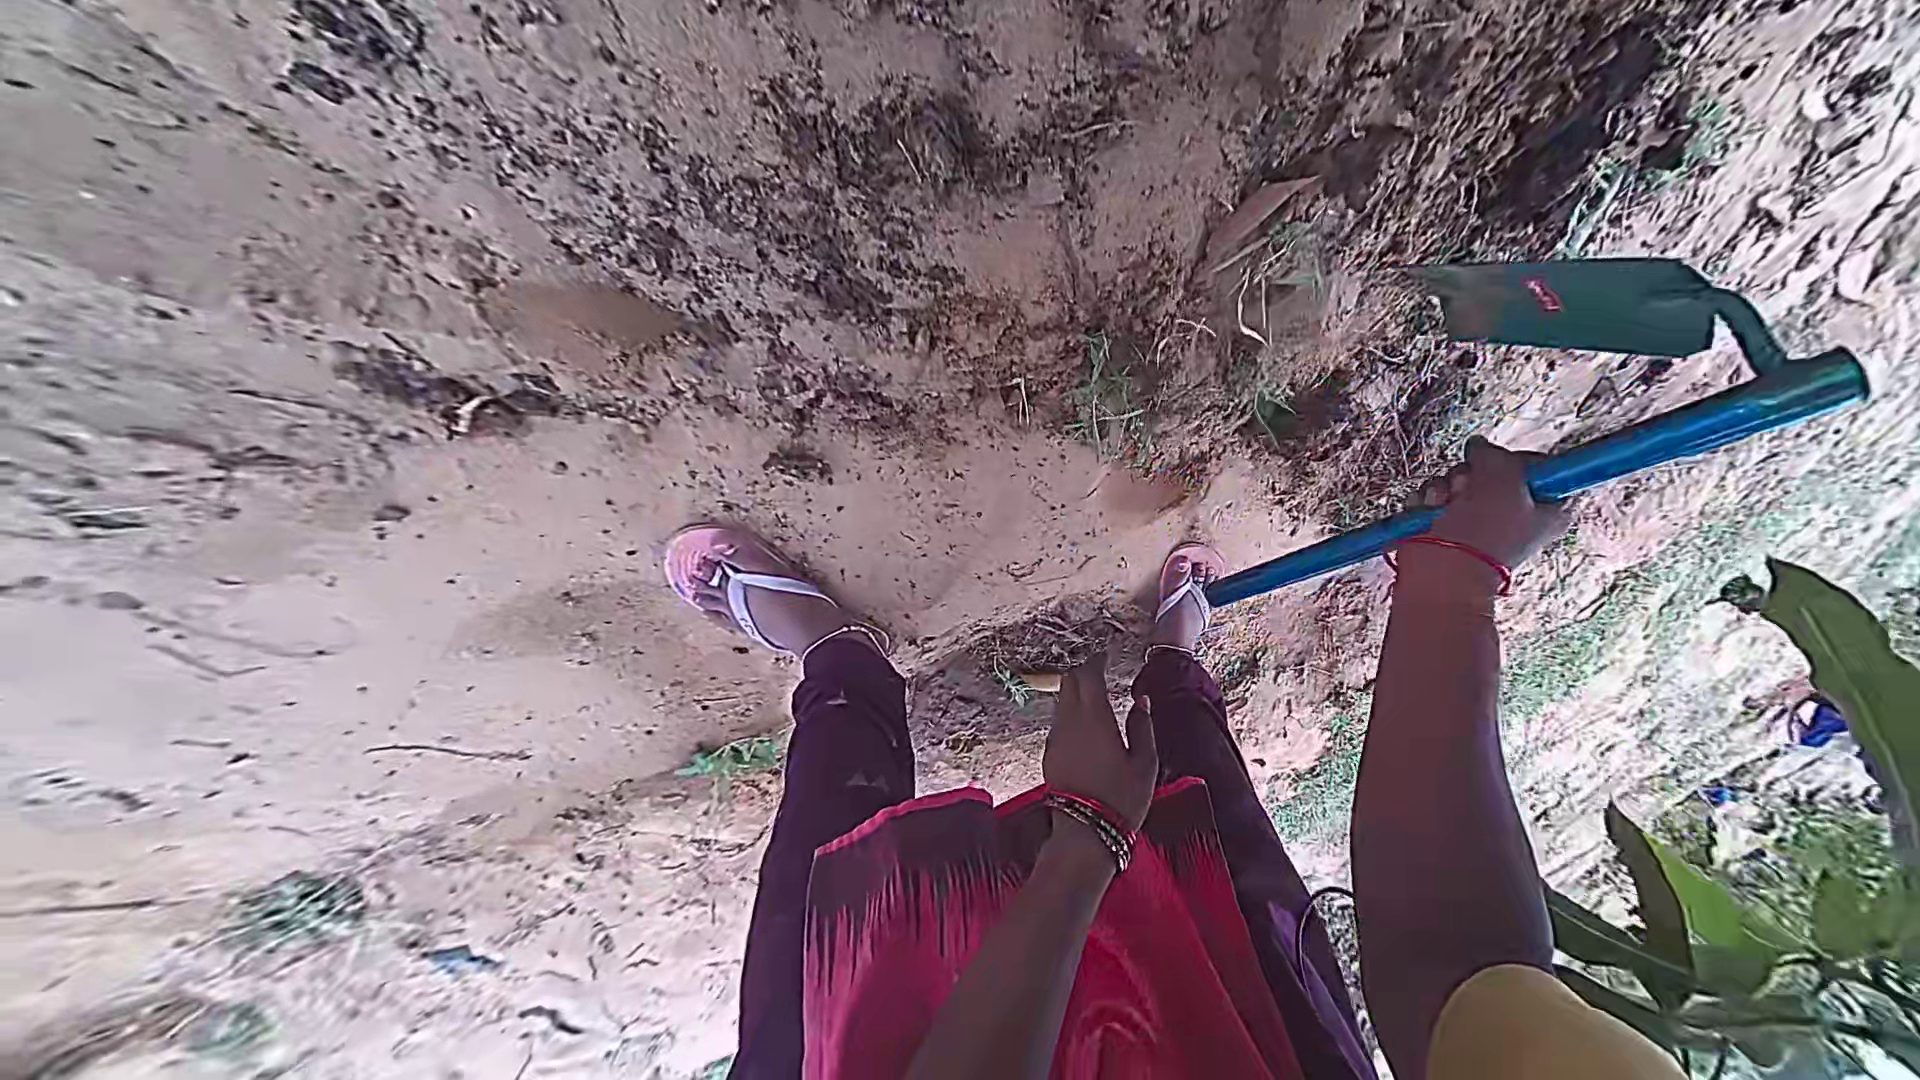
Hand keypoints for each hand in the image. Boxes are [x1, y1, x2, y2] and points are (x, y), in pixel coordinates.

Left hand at [1041, 653, 1156, 829]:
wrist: (1085, 832)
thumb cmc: (1122, 797)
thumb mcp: (1145, 763)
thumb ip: (1142, 726)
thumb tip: (1141, 700)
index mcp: (1094, 717)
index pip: (1088, 675)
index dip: (1096, 660)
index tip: (1106, 654)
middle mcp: (1069, 720)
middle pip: (1069, 681)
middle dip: (1084, 671)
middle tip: (1100, 669)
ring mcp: (1055, 736)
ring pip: (1062, 699)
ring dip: (1075, 690)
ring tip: (1094, 693)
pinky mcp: (1049, 751)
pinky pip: (1059, 719)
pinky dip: (1070, 709)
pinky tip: (1085, 721)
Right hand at [1418, 437, 1572, 569]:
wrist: (1441, 571)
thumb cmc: (1482, 532)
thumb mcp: (1503, 481)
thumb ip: (1496, 456)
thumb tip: (1479, 445)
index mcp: (1546, 508)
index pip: (1536, 468)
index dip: (1514, 460)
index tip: (1497, 463)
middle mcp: (1511, 514)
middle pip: (1487, 473)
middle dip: (1468, 476)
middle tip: (1466, 489)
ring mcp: (1474, 521)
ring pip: (1453, 484)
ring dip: (1442, 489)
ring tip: (1441, 505)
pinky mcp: (1442, 527)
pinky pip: (1430, 500)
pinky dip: (1424, 503)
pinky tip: (1427, 512)